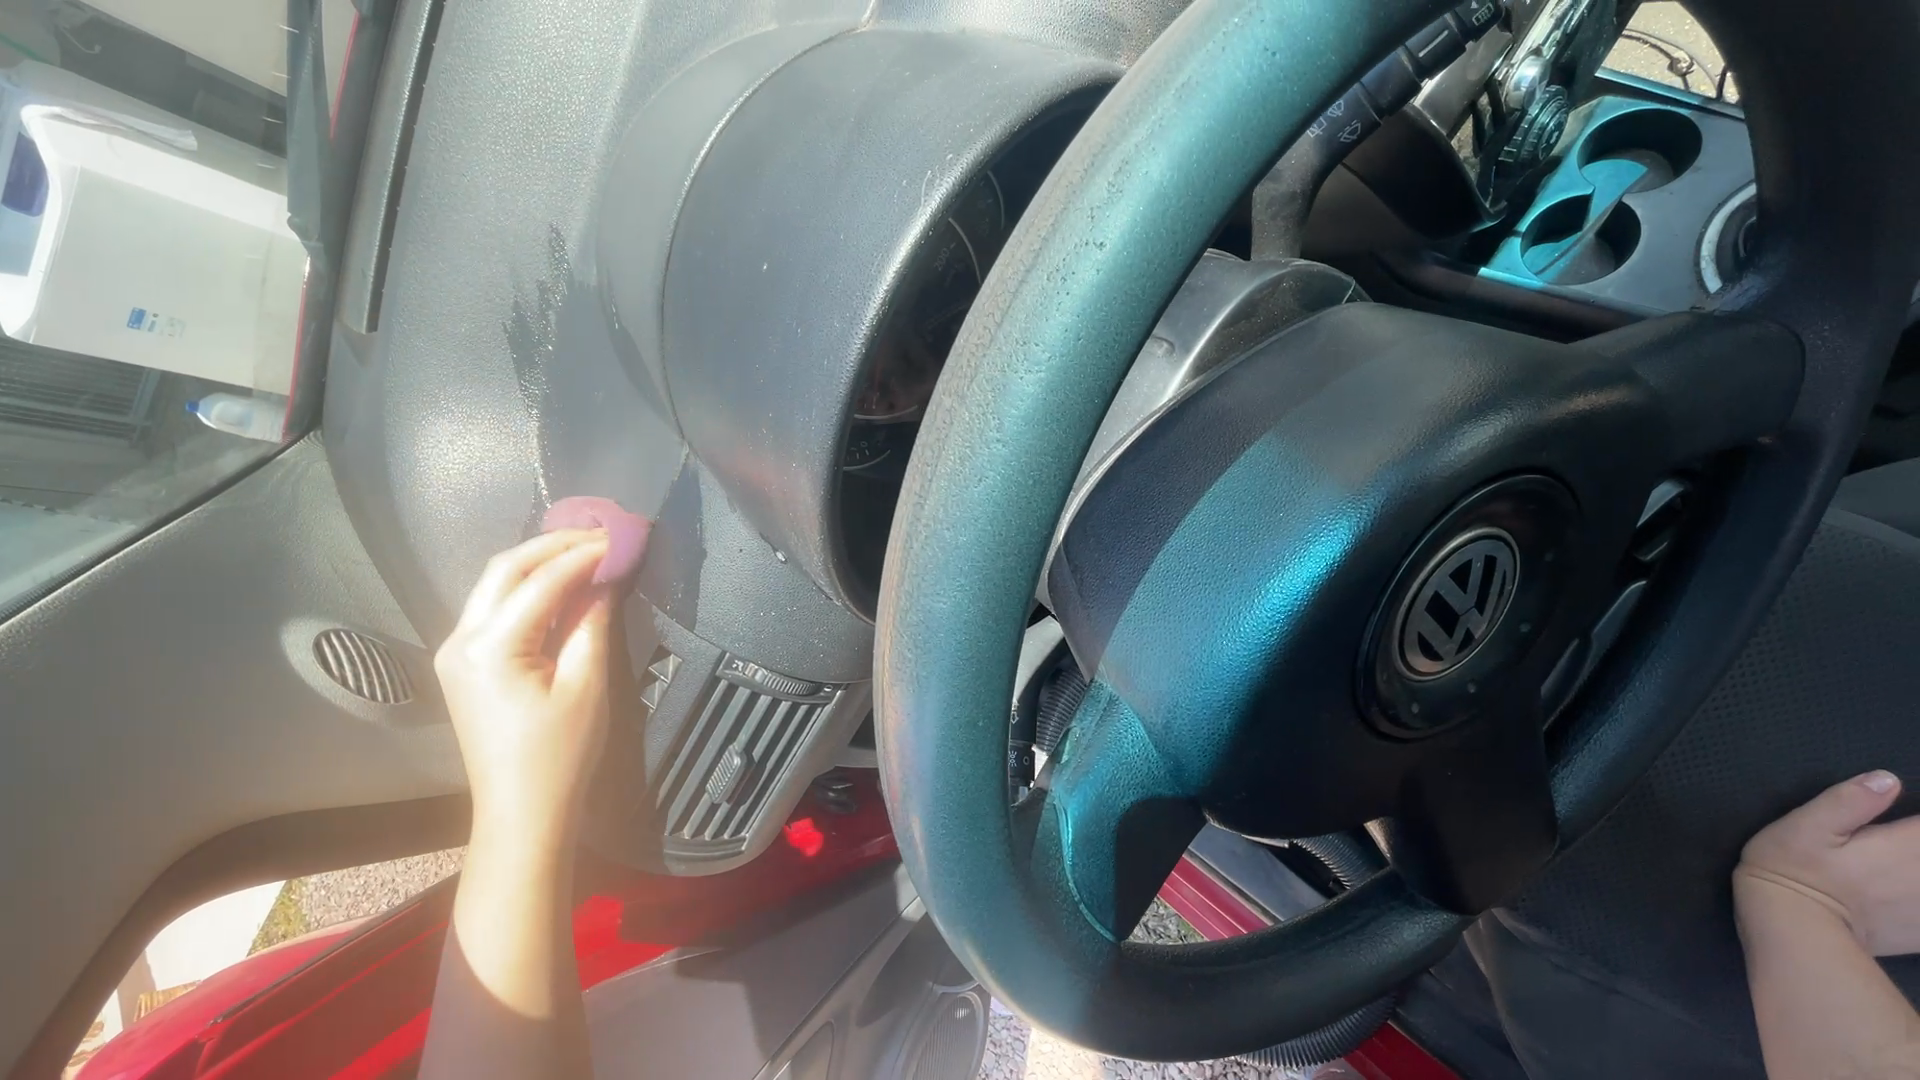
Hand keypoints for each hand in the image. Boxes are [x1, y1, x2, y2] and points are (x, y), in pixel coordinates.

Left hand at [434, 530, 614, 844]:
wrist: (522, 814)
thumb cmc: (560, 756)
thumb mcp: (586, 685)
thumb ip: (592, 621)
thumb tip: (606, 576)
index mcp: (490, 647)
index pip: (543, 581)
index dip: (585, 554)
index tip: (623, 536)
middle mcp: (461, 639)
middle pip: (506, 569)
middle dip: (555, 545)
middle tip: (604, 534)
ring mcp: (456, 651)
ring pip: (497, 584)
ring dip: (541, 561)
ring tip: (589, 549)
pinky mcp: (465, 663)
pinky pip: (496, 608)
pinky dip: (531, 587)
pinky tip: (564, 584)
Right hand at [1736, 771, 1919, 956]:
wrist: (1796, 926)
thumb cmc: (1793, 866)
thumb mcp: (1806, 825)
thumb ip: (1849, 802)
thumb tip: (1888, 779)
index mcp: (1906, 845)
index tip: (1907, 823)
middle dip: (1917, 843)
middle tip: (1899, 844)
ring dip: (1915, 874)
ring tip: (1896, 870)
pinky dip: (1916, 902)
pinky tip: (1901, 897)